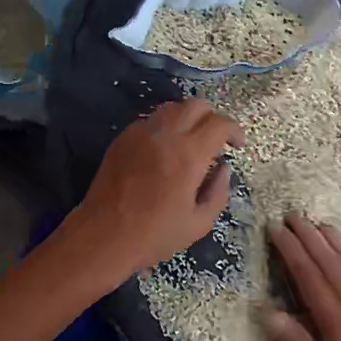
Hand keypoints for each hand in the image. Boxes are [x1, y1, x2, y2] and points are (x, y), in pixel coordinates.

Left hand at [65, 98, 243, 276]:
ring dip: (187, 117)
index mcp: (189, 155)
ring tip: (190, 140)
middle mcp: (165, 135)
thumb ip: (218, 192)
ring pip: (171, 108)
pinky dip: (164, 126)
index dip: (234, 130)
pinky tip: (163, 149)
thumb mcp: (199, 223)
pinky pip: (149, 120)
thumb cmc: (154, 234)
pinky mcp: (122, 138)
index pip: (219, 123)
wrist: (104, 235)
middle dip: (212, 117)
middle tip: (215, 139)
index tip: (236, 144)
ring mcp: (140, 133)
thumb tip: (224, 168)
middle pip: (196, 105)